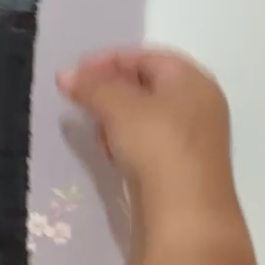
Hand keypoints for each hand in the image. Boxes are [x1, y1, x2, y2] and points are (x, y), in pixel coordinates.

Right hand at [57, 48, 239, 232]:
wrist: (184, 207)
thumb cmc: (157, 146)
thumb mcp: (118, 109)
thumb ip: (91, 87)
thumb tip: (65, 74)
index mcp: (191, 81)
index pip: (146, 56)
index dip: (108, 60)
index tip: (74, 73)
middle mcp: (198, 102)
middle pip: (147, 83)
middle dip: (109, 87)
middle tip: (78, 97)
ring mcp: (192, 133)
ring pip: (145, 111)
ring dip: (114, 113)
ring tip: (91, 125)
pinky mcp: (181, 160)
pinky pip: (148, 136)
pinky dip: (124, 135)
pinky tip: (109, 150)